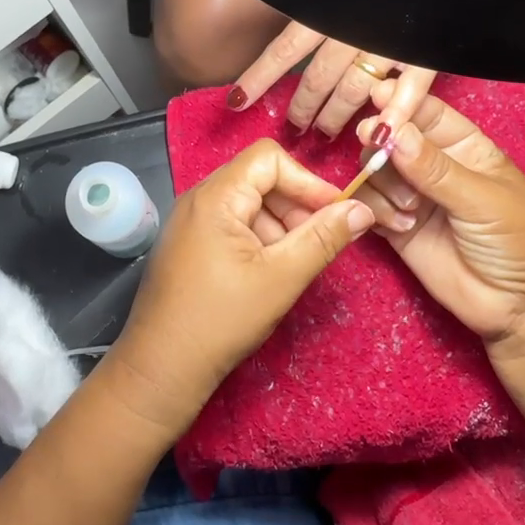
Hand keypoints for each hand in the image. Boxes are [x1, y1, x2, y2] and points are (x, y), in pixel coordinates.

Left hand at [107, 140, 374, 432]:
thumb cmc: (221, 319)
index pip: (269, 158)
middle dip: (295, 207)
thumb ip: (323, 238)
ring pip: (249, 204)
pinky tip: (269, 273)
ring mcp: (190, 221)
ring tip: (293, 266)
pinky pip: (232, 224)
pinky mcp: (189, 244)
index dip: (307, 181)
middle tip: (318, 246)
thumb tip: (364, 209)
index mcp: (215, 196)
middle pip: (259, 179)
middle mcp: (199, 198)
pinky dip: (258, 240)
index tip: (336, 214)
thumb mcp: (281, 278)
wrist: (161, 366)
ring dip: (280, 226)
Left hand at [229, 21, 436, 138]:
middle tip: (295, 126)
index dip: (259, 78)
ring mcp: (388, 43)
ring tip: (325, 132)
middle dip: (303, 105)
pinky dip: (394, 117)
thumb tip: (281, 13)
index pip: (284, 50)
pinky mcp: (425, 54)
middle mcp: (351, 28)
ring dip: (336, 115)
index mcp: (325, 7)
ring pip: (353, 89)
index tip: (236, 102)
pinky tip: (379, 140)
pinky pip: (408, 92)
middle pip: (318, 77)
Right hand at [347, 89, 524, 357]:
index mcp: (465, 147)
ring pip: (374, 168)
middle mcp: (435, 165)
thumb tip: (392, 130)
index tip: (376, 103)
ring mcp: (414, 196)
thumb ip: (435, 168)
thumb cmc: (523, 244)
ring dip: (382, 183)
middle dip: (381, 144)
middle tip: (378, 155)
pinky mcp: (397, 227)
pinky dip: (375, 210)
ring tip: (409, 210)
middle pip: (390, 136)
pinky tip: (400, 227)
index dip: (399, 103)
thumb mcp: (484, 200)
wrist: (524, 311)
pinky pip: (368, 204)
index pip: (426, 111)